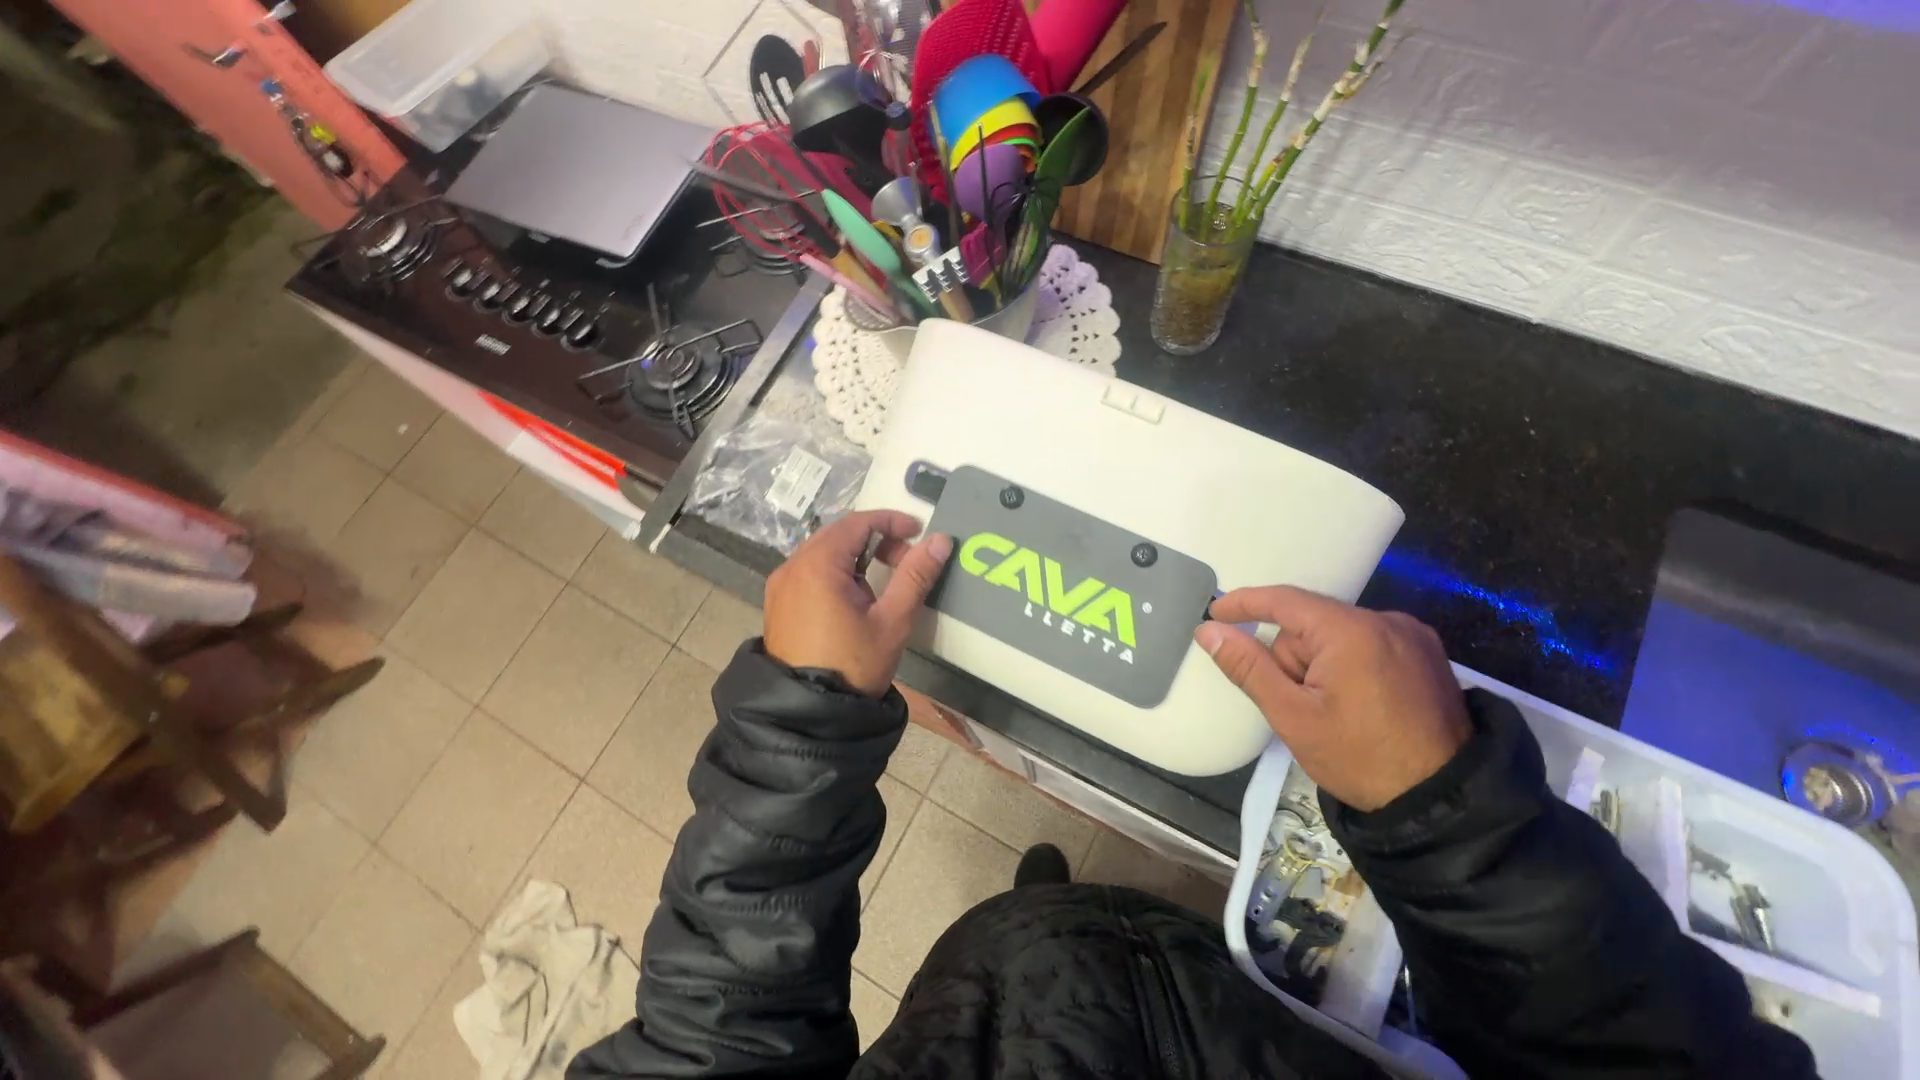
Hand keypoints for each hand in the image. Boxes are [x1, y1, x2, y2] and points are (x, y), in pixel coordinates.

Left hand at [763, 510, 952, 696]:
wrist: (809, 714)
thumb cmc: (854, 665)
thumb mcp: (892, 620)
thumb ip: (916, 576)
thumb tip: (941, 541)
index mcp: (818, 564)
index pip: (857, 523)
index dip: (891, 521)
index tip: (918, 533)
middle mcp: (792, 567)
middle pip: (838, 534)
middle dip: (875, 539)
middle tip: (906, 561)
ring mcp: (780, 586)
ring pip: (822, 553)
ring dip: (856, 556)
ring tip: (883, 585)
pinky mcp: (778, 605)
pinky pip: (809, 572)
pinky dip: (835, 572)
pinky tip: (855, 600)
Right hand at [1195, 587, 1470, 811]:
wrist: (1444, 801)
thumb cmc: (1360, 758)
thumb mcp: (1293, 716)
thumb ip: (1249, 667)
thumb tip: (1209, 631)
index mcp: (1351, 630)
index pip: (1284, 601)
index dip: (1245, 603)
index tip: (1214, 613)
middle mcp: (1385, 619)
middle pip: (1312, 624)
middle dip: (1293, 658)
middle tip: (1299, 707)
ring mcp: (1412, 635)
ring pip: (1339, 636)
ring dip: (1321, 665)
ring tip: (1333, 714)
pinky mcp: (1427, 655)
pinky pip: (1369, 645)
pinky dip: (1350, 665)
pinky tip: (1358, 705)